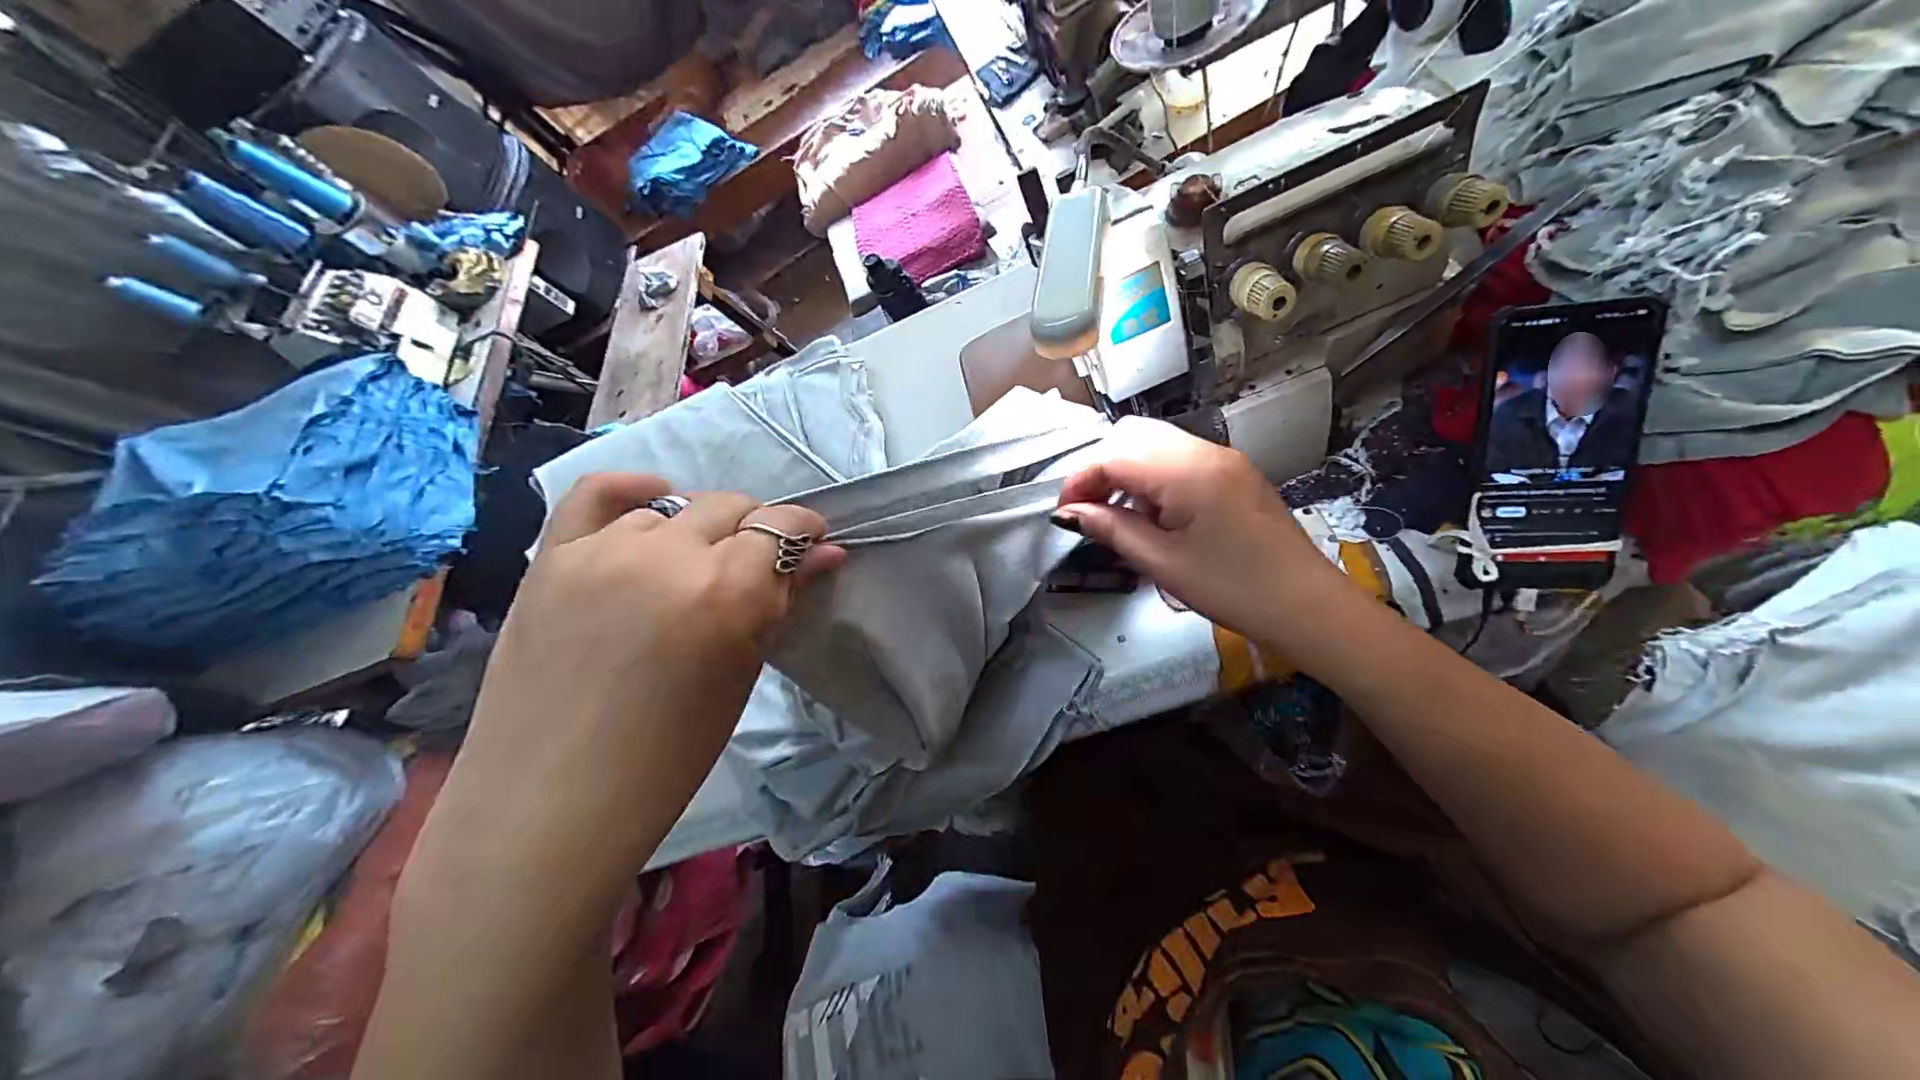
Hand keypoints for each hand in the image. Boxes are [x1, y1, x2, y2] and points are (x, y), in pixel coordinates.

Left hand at [422, 473, 842, 885]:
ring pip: (672, 509)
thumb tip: (823, 555)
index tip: (810, 546)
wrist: (553, 799)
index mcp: (725, 592)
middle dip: (755, 531)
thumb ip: (782, 603)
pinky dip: (632, 491)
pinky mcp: (552, 558)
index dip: (802, 533)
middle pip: (730, 507)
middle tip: (754, 569)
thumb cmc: (667, 757)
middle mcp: (667, 555)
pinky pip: (596, 496)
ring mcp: (602, 551)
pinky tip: (651, 501)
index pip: (779, 528)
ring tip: (692, 570)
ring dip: (696, 531)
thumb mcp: (741, 675)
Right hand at [1051, 421, 1354, 644]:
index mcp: (1186, 470)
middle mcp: (1206, 451)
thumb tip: (1070, 512)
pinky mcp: (1235, 473)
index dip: (1080, 480)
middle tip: (1088, 511)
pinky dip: (1154, 477)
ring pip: (1156, 444)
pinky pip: (1180, 458)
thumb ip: (1111, 528)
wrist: (1307, 606)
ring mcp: (1224, 459)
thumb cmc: (1233, 588)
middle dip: (1101, 469)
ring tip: (1119, 517)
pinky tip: (1154, 514)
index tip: (1064, 513)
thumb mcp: (1162, 562)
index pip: (1114, 455)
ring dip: (1127, 471)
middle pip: (1133, 437)